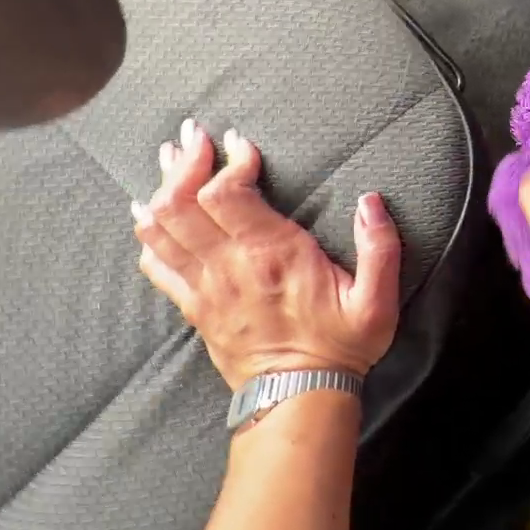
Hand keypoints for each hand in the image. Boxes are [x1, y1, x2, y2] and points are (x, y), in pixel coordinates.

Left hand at [133, 119, 401, 390]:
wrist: (298, 395)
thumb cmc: (342, 343)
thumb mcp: (379, 297)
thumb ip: (382, 246)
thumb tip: (372, 201)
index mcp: (275, 256)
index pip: (230, 196)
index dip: (229, 162)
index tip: (242, 142)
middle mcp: (231, 267)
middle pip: (185, 204)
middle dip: (185, 162)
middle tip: (193, 133)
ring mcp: (206, 288)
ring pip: (164, 229)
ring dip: (161, 188)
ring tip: (168, 157)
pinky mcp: (195, 307)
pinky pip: (156, 264)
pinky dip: (147, 233)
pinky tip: (147, 212)